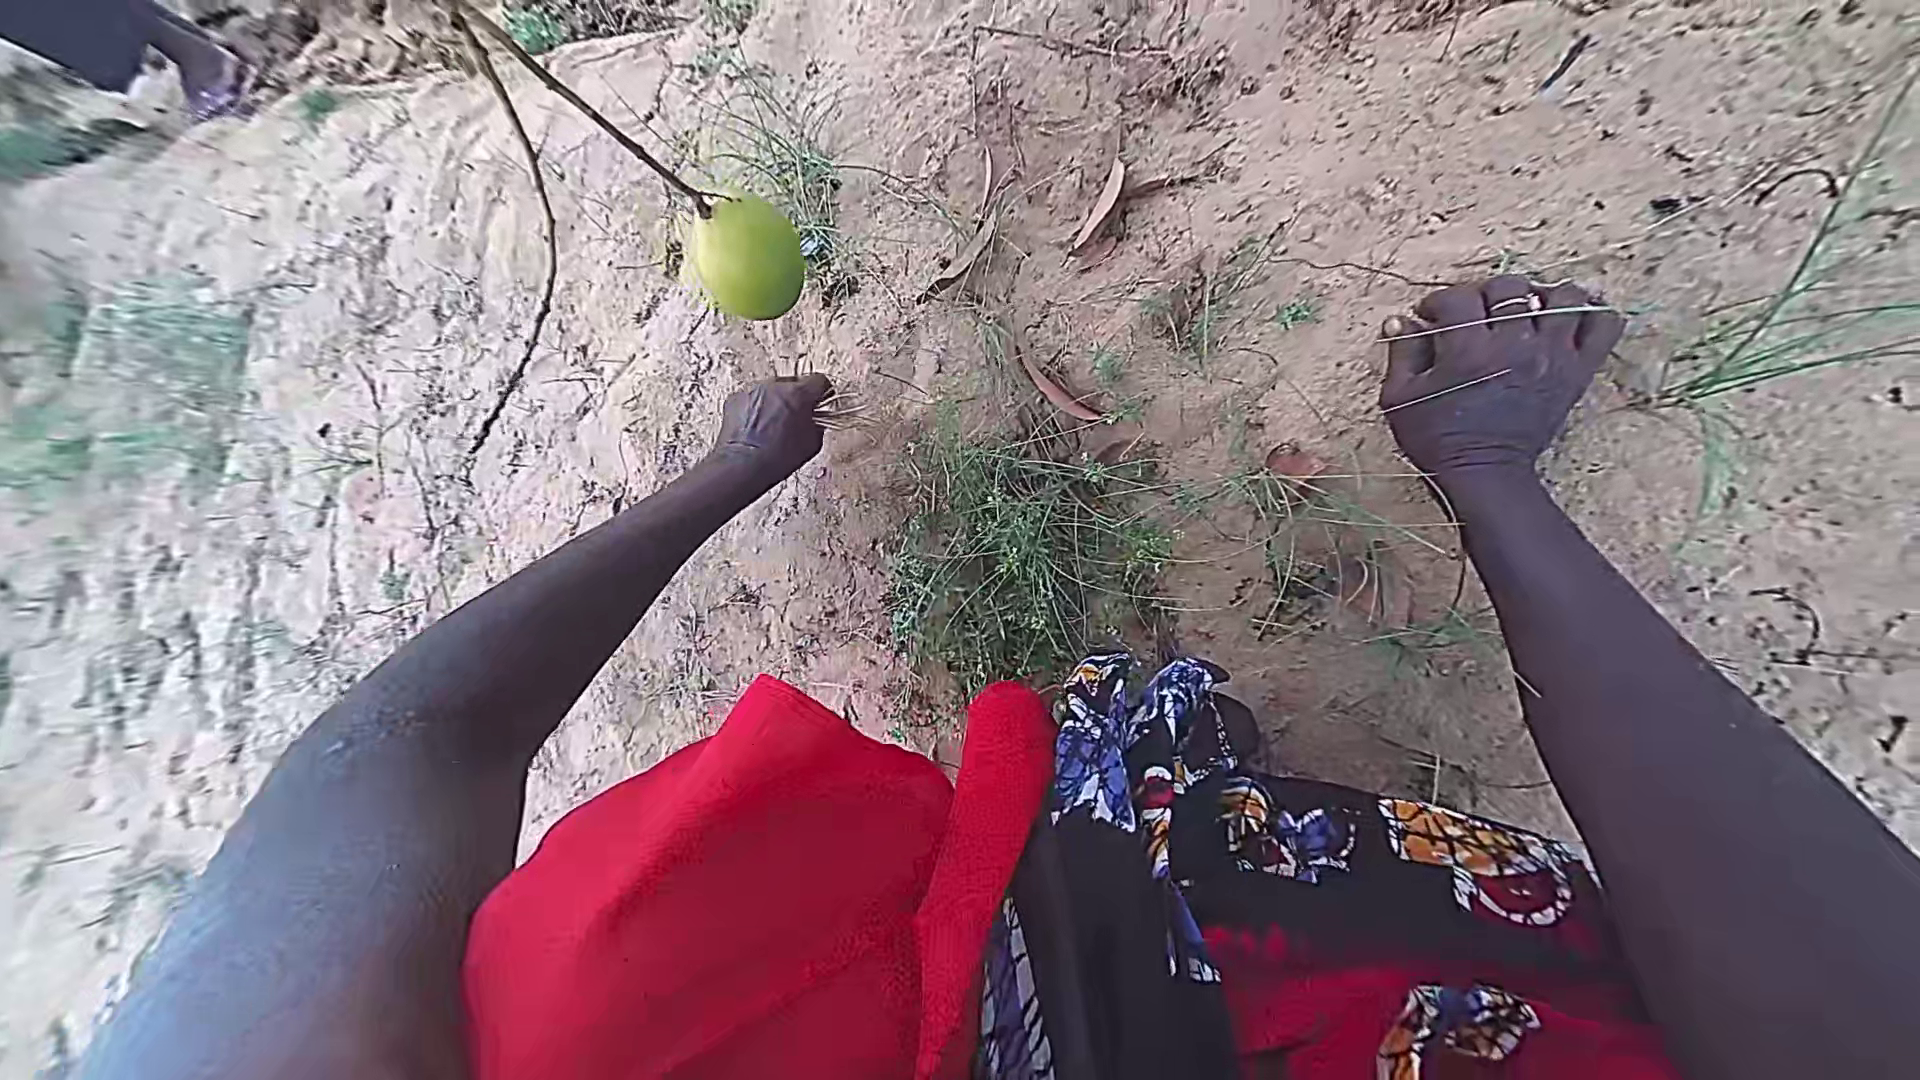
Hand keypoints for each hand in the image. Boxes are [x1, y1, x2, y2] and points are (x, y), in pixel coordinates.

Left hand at [709, 373, 832, 478]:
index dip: (822, 392)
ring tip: (774, 425)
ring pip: (772, 390)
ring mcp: (754, 390)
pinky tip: (758, 427)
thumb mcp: (812, 443)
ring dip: (776, 402)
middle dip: (797, 398)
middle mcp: (775, 386)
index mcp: (799, 394)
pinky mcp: (736, 398)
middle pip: (793, 383)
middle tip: (797, 417)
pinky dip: (757, 408)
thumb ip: (818, 423)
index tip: (820, 400)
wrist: (745, 465)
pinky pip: (753, 398)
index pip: (819, 380)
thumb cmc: (778, 457)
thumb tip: (816, 419)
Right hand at [1380, 276, 1621, 485]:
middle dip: (1482, 292)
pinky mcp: (1580, 368)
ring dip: (1538, 295)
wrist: (1482, 470)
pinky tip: (1561, 319)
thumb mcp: (1398, 398)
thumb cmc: (1433, 436)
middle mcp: (1515, 345)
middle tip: (1470, 311)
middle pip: (1509, 287)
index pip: (1457, 299)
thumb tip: (1401, 319)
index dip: (1437, 301)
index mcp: (1466, 352)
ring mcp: (1554, 354)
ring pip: (1563, 294)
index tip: (1428, 314)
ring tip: (1519, 311)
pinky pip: (1605, 322)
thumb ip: (1402, 353)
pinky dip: (1588, 311)